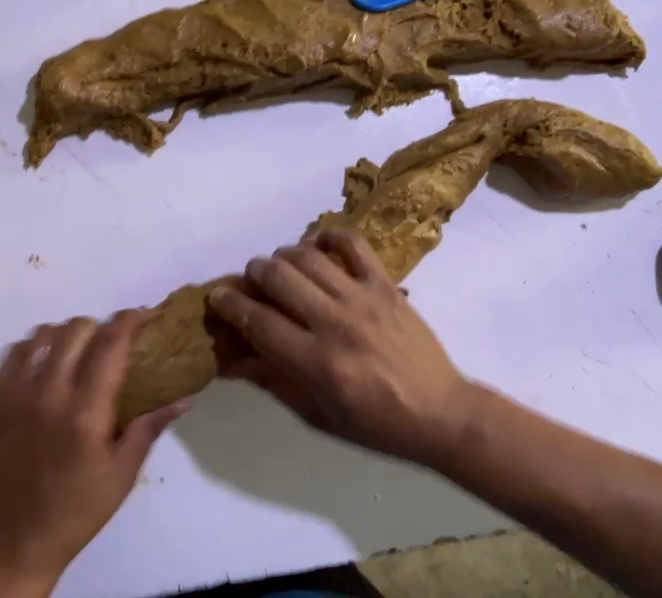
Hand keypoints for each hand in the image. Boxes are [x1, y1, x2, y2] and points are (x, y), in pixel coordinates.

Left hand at [0, 312, 188, 589]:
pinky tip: (47, 360)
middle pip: (77, 329)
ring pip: (44, 334)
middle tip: (114, 342)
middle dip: (101, 325)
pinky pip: (16, 351)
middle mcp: (49, 392)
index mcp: (85, 412)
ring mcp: (18, 393)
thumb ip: (149, 427)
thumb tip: (183, 396)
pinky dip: (36, 345)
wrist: (15, 537)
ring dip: (68, 332)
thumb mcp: (122, 474)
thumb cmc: (77, 510)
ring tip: (80, 349)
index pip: (110, 344)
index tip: (142, 314)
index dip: (128, 321)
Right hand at [210, 228, 471, 462]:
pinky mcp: (386, 285)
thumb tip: (230, 359)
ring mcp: (363, 299)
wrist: (443, 414)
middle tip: (252, 281)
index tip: (217, 296)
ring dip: (284, 256)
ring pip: (307, 257)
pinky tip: (317, 245)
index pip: (260, 322)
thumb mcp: (318, 414)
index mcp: (318, 364)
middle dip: (254, 273)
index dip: (231, 304)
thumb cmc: (375, 424)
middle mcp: (336, 324)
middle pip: (278, 277)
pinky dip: (328, 236)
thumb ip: (272, 381)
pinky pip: (352, 244)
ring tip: (281, 267)